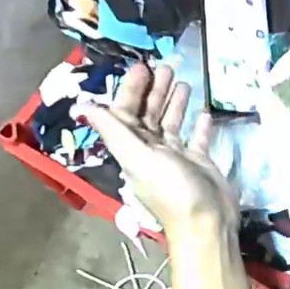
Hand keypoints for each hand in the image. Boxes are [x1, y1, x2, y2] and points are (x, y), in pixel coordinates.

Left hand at [78, 63, 235, 239]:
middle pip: (149, 114)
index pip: (126, 113)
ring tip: (185, 81)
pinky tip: (204, 112)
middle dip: (155, 90)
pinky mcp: (199, 163)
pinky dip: (200, 126)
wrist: (206, 221)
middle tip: (167, 67)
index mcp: (134, 148)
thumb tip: (83, 105)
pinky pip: (197, 139)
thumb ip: (114, 131)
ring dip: (175, 102)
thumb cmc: (173, 190)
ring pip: (172, 123)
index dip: (131, 90)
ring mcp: (177, 157)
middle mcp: (152, 150)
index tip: (143, 68)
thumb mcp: (139, 158)